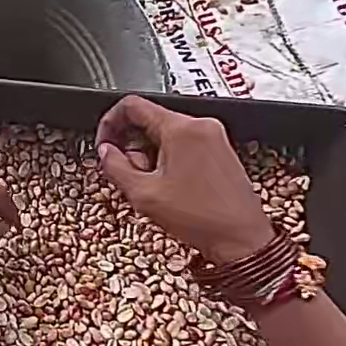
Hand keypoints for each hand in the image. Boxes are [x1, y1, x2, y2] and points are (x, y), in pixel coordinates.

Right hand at [95, 96, 275, 263]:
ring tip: (152, 186)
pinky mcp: (219, 150)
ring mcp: (213, 137)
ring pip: (164, 134)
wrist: (242, 238)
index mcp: (181, 129)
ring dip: (148, 155)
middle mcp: (201, 126)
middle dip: (131, 145)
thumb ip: (115, 167)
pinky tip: (168, 186)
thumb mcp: (143, 194)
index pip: (132, 106)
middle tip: (127, 173)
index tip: (104, 143)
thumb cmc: (201, 218)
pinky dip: (166, 160)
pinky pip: (181, 144)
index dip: (110, 123)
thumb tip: (105, 152)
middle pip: (149, 121)